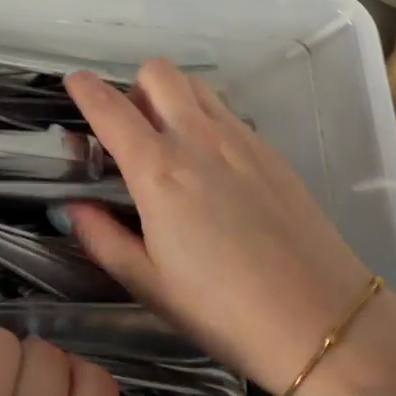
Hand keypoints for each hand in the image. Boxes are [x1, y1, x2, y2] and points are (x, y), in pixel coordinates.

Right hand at [62, 61, 374, 395]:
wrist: (323, 322)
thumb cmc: (224, 311)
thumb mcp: (149, 285)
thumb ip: (103, 238)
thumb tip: (72, 207)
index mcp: (158, 170)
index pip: (111, 109)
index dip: (85, 88)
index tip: (73, 81)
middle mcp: (197, 139)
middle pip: (157, 73)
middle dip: (134, 87)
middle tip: (131, 126)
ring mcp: (240, 140)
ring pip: (195, 86)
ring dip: (172, 96)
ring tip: (171, 139)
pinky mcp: (271, 152)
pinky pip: (227, 113)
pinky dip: (207, 119)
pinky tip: (213, 167)